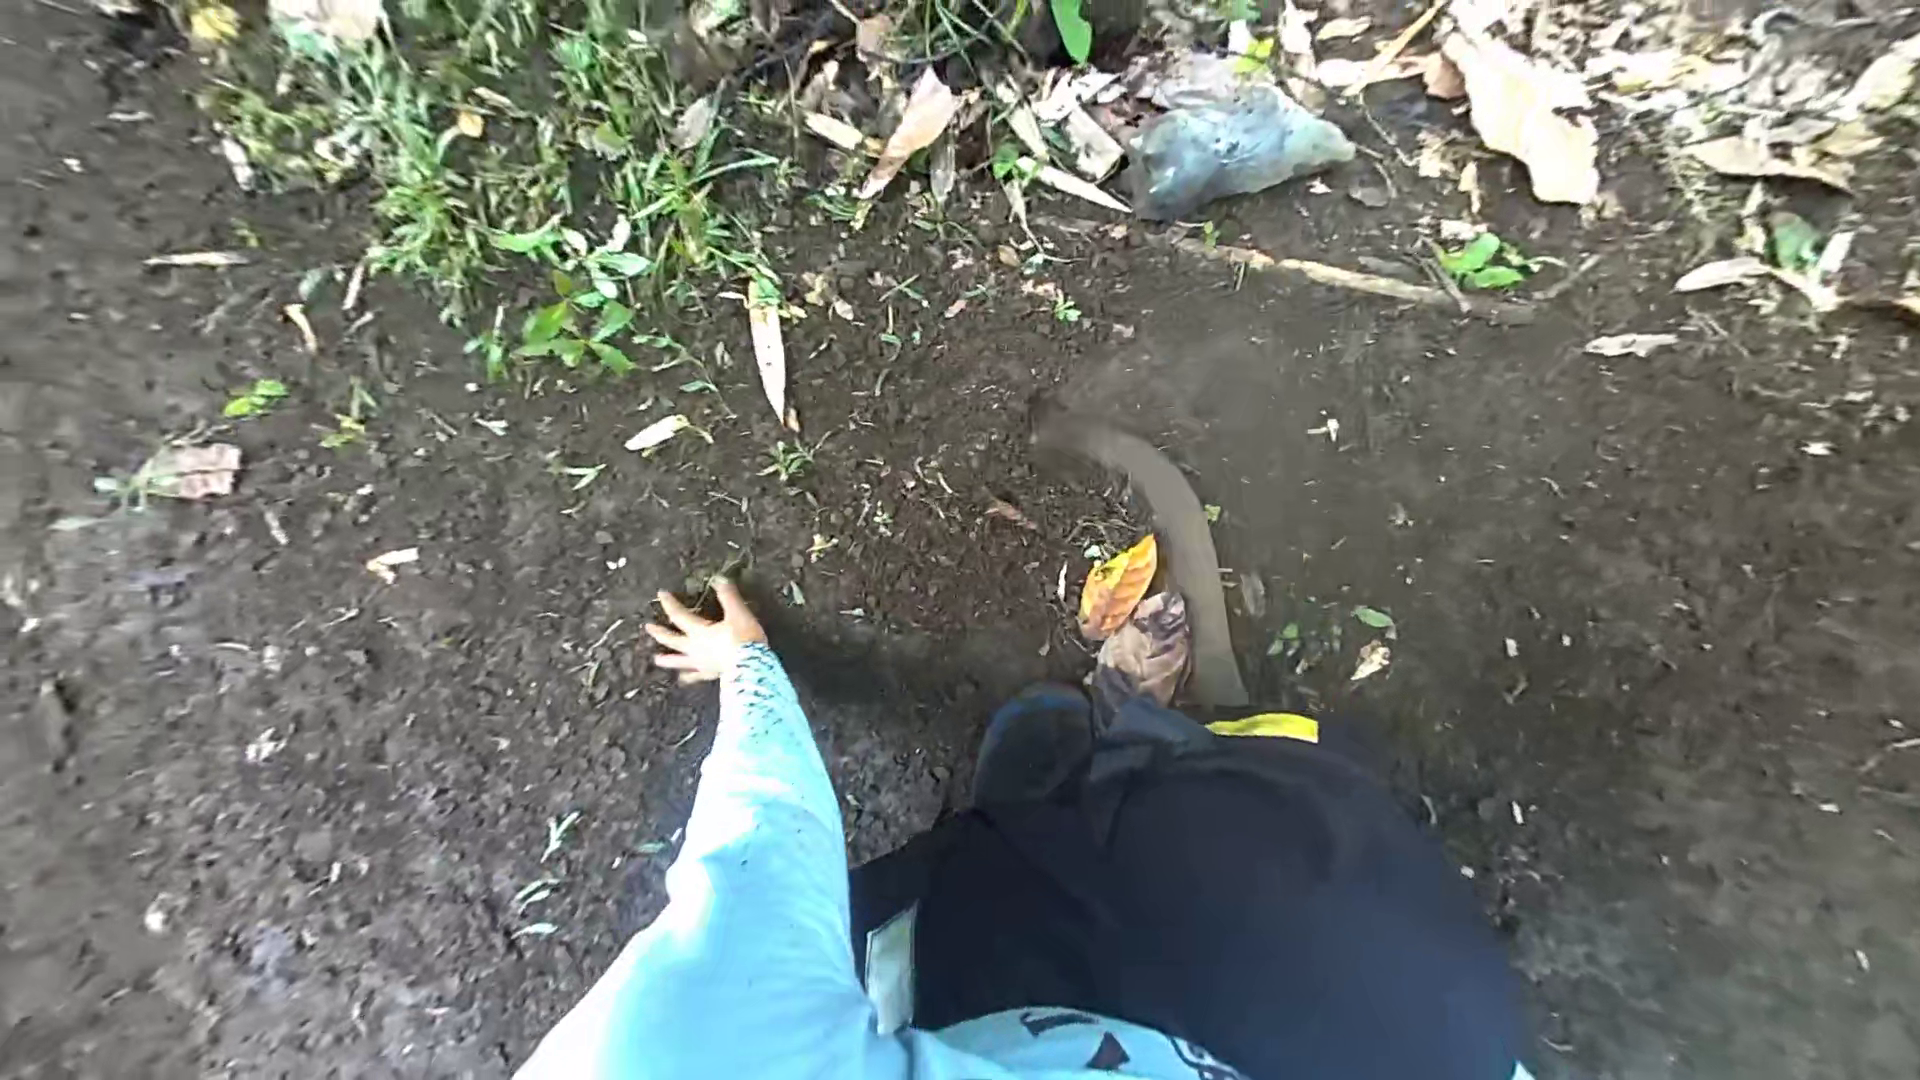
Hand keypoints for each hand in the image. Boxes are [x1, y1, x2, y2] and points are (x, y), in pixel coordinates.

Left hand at [646, 577, 766, 682]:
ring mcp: (701, 663)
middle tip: (648, 627)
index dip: (670, 603)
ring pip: (679, 660)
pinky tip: (683, 679)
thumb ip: (728, 596)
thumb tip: (719, 578)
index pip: (679, 615)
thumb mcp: (738, 613)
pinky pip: (696, 676)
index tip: (661, 594)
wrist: (751, 666)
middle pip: (672, 639)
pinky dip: (688, 677)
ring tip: (657, 659)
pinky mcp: (710, 674)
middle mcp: (695, 648)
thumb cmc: (744, 640)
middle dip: (660, 632)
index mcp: (699, 631)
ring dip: (668, 659)